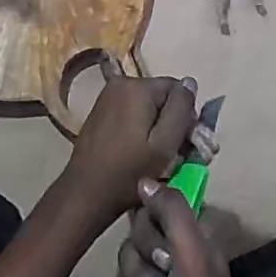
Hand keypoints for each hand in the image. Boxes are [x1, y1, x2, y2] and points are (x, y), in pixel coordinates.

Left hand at [59, 75, 195, 224]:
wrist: (85, 194)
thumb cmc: (128, 172)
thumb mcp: (164, 144)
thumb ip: (181, 110)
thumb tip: (190, 82)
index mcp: (137, 86)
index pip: (177, 90)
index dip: (185, 116)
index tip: (184, 144)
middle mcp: (121, 83)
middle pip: (161, 97)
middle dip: (170, 121)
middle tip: (171, 153)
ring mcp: (107, 96)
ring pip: (147, 105)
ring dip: (155, 126)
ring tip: (154, 155)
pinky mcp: (100, 111)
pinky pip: (131, 112)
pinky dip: (139, 127)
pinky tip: (137, 151)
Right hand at [112, 179, 248, 276]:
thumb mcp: (194, 259)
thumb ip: (173, 213)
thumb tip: (145, 179)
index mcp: (197, 234)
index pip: (162, 202)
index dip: (153, 216)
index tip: (158, 234)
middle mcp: (178, 252)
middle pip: (138, 231)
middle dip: (144, 258)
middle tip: (163, 276)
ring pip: (125, 260)